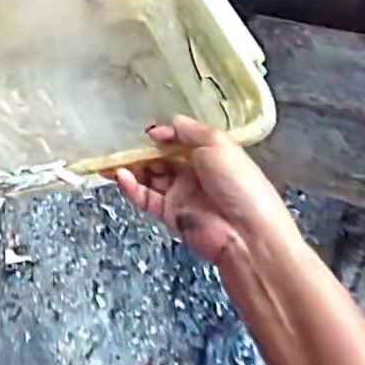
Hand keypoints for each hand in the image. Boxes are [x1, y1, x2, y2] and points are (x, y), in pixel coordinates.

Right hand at [112, 116, 297, 265]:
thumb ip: (188, 130)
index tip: (148, 132)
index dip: (162, 135)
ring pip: (149, 176)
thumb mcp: (218, 144)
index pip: (178, 141)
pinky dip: (131, 187)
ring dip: (132, 166)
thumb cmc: (239, 185)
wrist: (249, 237)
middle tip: (122, 143)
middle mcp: (194, 175)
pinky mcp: (170, 214)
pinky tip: (121, 176)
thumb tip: (161, 127)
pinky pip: (145, 198)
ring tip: (115, 159)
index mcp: (210, 157)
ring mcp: (181, 195)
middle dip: (141, 150)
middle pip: (160, 158)